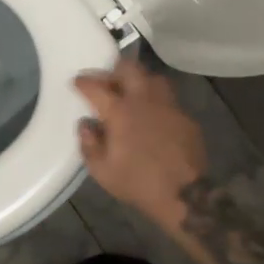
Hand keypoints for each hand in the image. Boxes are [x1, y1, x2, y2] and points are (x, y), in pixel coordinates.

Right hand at [74, 57, 207, 225]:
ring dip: (139, 80)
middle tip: (107, 81)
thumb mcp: (102, 171)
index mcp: (120, 112)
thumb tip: (86, 125)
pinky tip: (153, 116)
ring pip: (154, 78)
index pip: (97, 87)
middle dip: (114, 70)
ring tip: (132, 93)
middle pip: (130, 68)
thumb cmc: (138, 183)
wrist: (185, 195)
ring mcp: (169, 106)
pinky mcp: (186, 117)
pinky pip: (168, 99)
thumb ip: (89, 144)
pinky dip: (156, 101)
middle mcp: (145, 100)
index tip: (78, 82)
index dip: (84, 82)